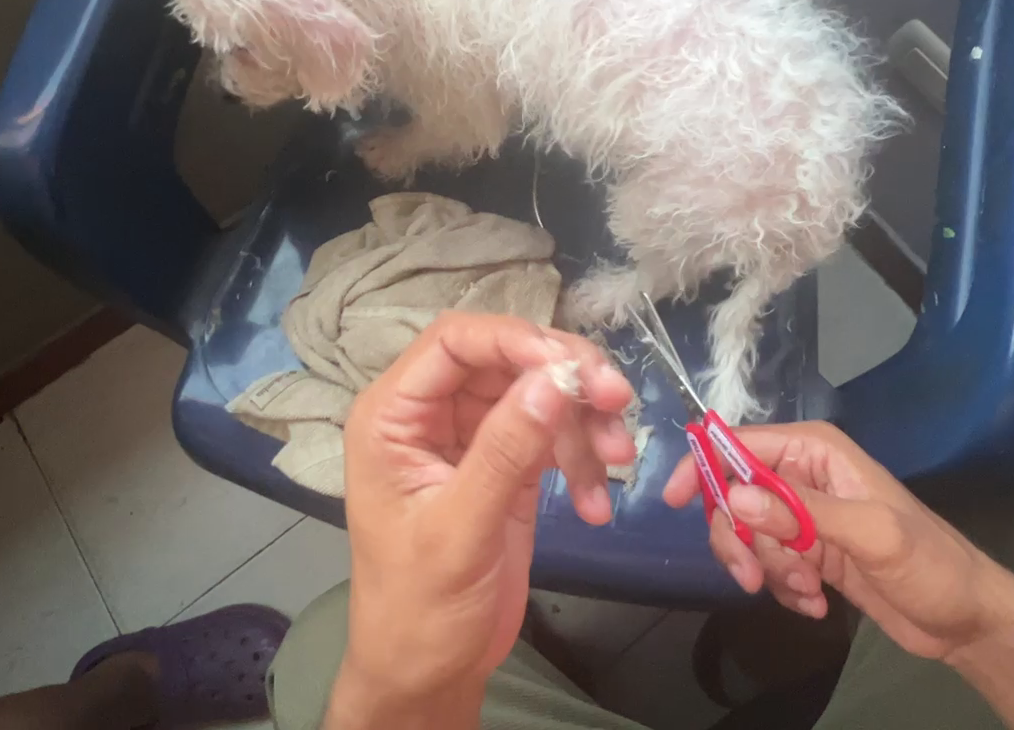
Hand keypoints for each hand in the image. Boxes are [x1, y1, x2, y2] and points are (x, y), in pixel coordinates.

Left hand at [331, 313, 634, 725]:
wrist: (431, 673)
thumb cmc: (419, 607)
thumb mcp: (458, 530)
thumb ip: (504, 450)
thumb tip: (554, 379)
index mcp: (394, 413)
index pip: (454, 341)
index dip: (514, 339)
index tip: (571, 365)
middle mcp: (433, 409)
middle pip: (507, 357)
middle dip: (565, 374)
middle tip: (617, 398)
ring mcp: (474, 431)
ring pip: (539, 389)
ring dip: (585, 418)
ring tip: (618, 459)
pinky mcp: (508, 458)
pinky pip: (554, 431)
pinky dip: (582, 457)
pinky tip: (596, 503)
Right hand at [663, 420, 1011, 661]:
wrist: (967, 621)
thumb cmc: (930, 563)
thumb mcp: (872, 533)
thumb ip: (802, 512)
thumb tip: (735, 497)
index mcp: (813, 451)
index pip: (740, 445)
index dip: (704, 466)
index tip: (676, 500)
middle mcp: (801, 474)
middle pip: (733, 493)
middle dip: (739, 537)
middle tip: (754, 576)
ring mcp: (802, 514)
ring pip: (746, 531)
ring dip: (767, 567)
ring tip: (807, 592)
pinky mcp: (806, 550)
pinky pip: (767, 560)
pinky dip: (782, 586)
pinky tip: (814, 603)